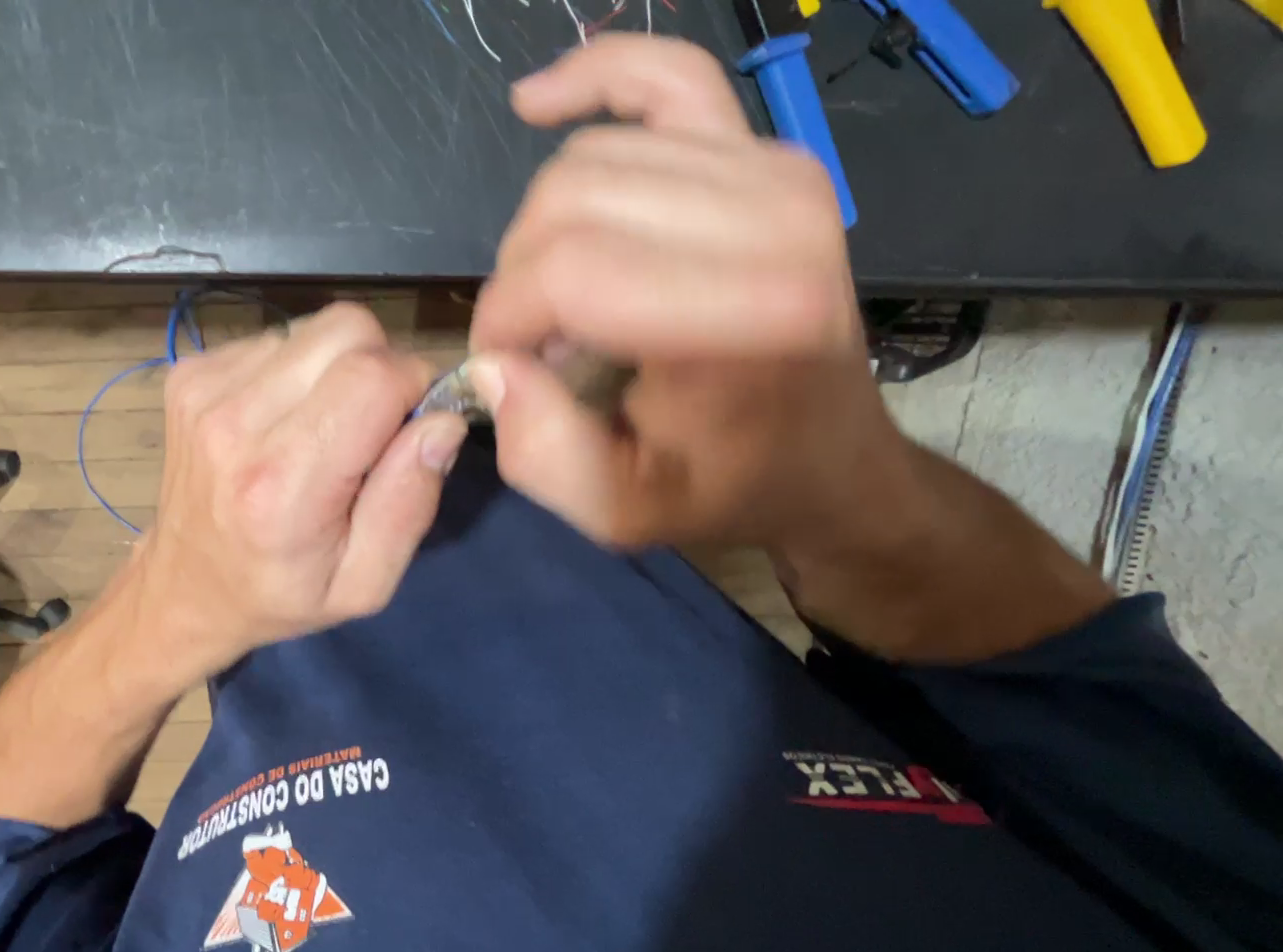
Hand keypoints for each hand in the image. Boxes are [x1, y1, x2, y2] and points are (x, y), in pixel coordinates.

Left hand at [128, 303, 470, 672]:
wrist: (187, 587)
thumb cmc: (281, 592)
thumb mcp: (363, 584)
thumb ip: (408, 505)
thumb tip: (441, 421)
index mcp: (284, 482)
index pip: (374, 375)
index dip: (412, 389)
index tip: (408, 430)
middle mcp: (236, 422)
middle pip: (348, 330)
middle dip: (379, 367)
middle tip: (369, 426)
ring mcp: (205, 390)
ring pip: (313, 329)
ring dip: (335, 369)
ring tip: (318, 429)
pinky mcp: (188, 374)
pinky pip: (275, 340)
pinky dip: (295, 371)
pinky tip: (282, 421)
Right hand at [466, 35, 911, 553]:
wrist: (825, 457)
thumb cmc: (724, 486)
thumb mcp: (618, 511)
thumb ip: (540, 452)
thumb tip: (492, 361)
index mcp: (746, 318)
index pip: (567, 271)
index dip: (503, 319)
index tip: (505, 370)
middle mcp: (771, 217)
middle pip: (566, 205)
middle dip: (516, 281)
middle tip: (532, 346)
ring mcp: (774, 166)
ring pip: (586, 160)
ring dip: (541, 231)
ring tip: (562, 299)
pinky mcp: (764, 147)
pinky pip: (665, 74)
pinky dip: (594, 75)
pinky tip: (535, 103)